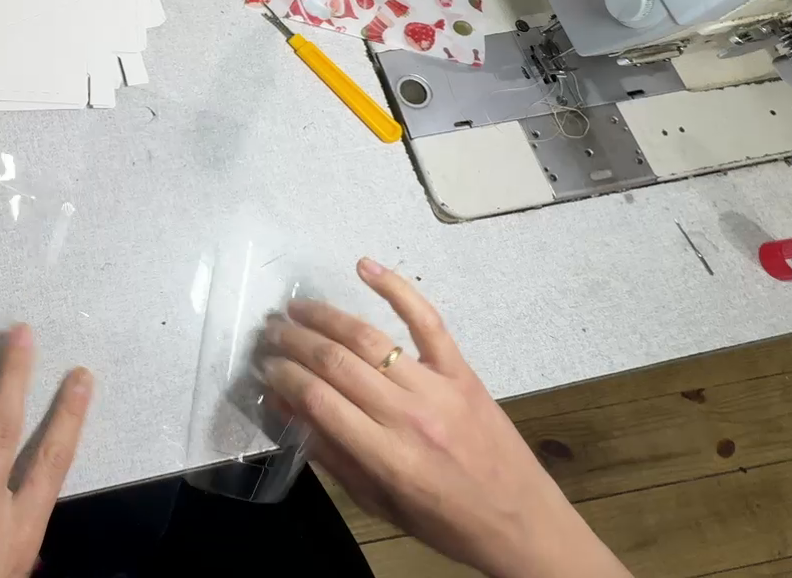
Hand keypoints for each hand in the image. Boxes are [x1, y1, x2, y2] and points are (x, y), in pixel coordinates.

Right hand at [261, 259, 629, 577]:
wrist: (526, 526)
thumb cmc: (445, 521)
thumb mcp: (379, 503)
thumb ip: (328, 453)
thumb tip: (282, 404)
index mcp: (388, 458)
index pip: (317, 399)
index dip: (281, 375)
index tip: (264, 367)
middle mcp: (409, 417)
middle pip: (334, 362)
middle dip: (292, 342)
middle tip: (269, 333)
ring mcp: (437, 387)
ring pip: (366, 337)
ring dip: (322, 315)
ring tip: (295, 309)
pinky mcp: (460, 369)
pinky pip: (425, 319)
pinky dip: (394, 287)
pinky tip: (363, 265)